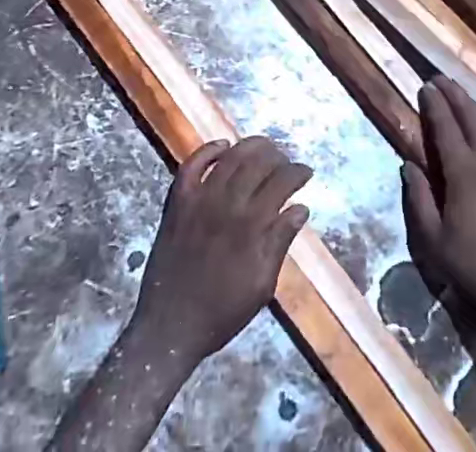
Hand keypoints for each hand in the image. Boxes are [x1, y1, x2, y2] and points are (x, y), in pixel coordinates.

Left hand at [130, 136, 311, 361]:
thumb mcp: (263, 284)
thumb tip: (301, 208)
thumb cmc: (223, 312)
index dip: (298, 172)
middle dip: (278, 156)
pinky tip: (223, 146)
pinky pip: (191, 166)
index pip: (282, 182)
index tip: (306, 172)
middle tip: (286, 161)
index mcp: (251, 225)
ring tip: (264, 148)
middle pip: (257, 163)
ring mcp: (198, 201)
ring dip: (249, 147)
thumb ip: (280, 242)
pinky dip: (207, 150)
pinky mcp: (177, 204)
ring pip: (229, 158)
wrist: (169, 329)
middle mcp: (226, 204)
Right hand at [401, 77, 475, 329]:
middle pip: (472, 117)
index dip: (435, 105)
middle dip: (455, 94)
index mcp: (463, 173)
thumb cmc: (469, 263)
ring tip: (462, 98)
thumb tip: (409, 164)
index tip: (425, 86)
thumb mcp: (431, 237)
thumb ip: (418, 198)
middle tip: (441, 79)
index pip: (446, 128)